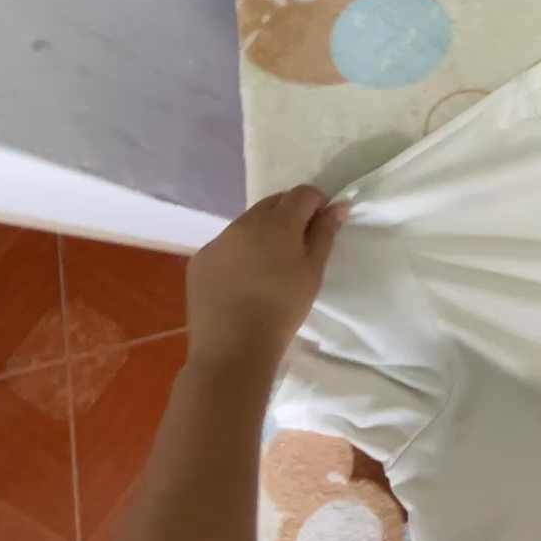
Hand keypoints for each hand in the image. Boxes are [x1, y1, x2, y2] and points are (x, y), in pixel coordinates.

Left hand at [185, 185, 346, 371]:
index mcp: (277, 222)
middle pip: (274, 203)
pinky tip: (246, 279)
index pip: (303, 193)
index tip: (324, 226)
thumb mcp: (313, 270)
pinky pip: (228, 244)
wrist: (233, 347)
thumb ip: (325, 232)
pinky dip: (242, 250)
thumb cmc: (284, 307)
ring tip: (272, 265)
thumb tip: (340, 205)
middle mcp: (244, 223)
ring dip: (265, 231)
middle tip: (301, 245)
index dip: (319, 204)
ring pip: (249, 222)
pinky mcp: (200, 260)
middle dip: (292, 213)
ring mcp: (218, 241)